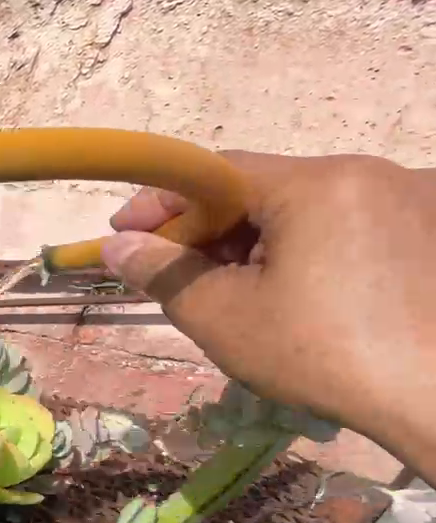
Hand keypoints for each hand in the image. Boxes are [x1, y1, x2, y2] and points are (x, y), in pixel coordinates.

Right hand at [100, 150, 435, 478]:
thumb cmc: (320, 350)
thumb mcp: (215, 311)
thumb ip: (159, 269)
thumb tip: (117, 245)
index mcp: (322, 184)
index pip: (216, 172)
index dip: (159, 202)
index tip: (122, 235)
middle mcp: (382, 177)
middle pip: (265, 190)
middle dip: (208, 228)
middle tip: (173, 271)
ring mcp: (424, 204)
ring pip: (310, 210)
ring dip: (257, 241)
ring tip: (234, 290)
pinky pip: (354, 227)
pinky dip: (309, 250)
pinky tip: (297, 295)